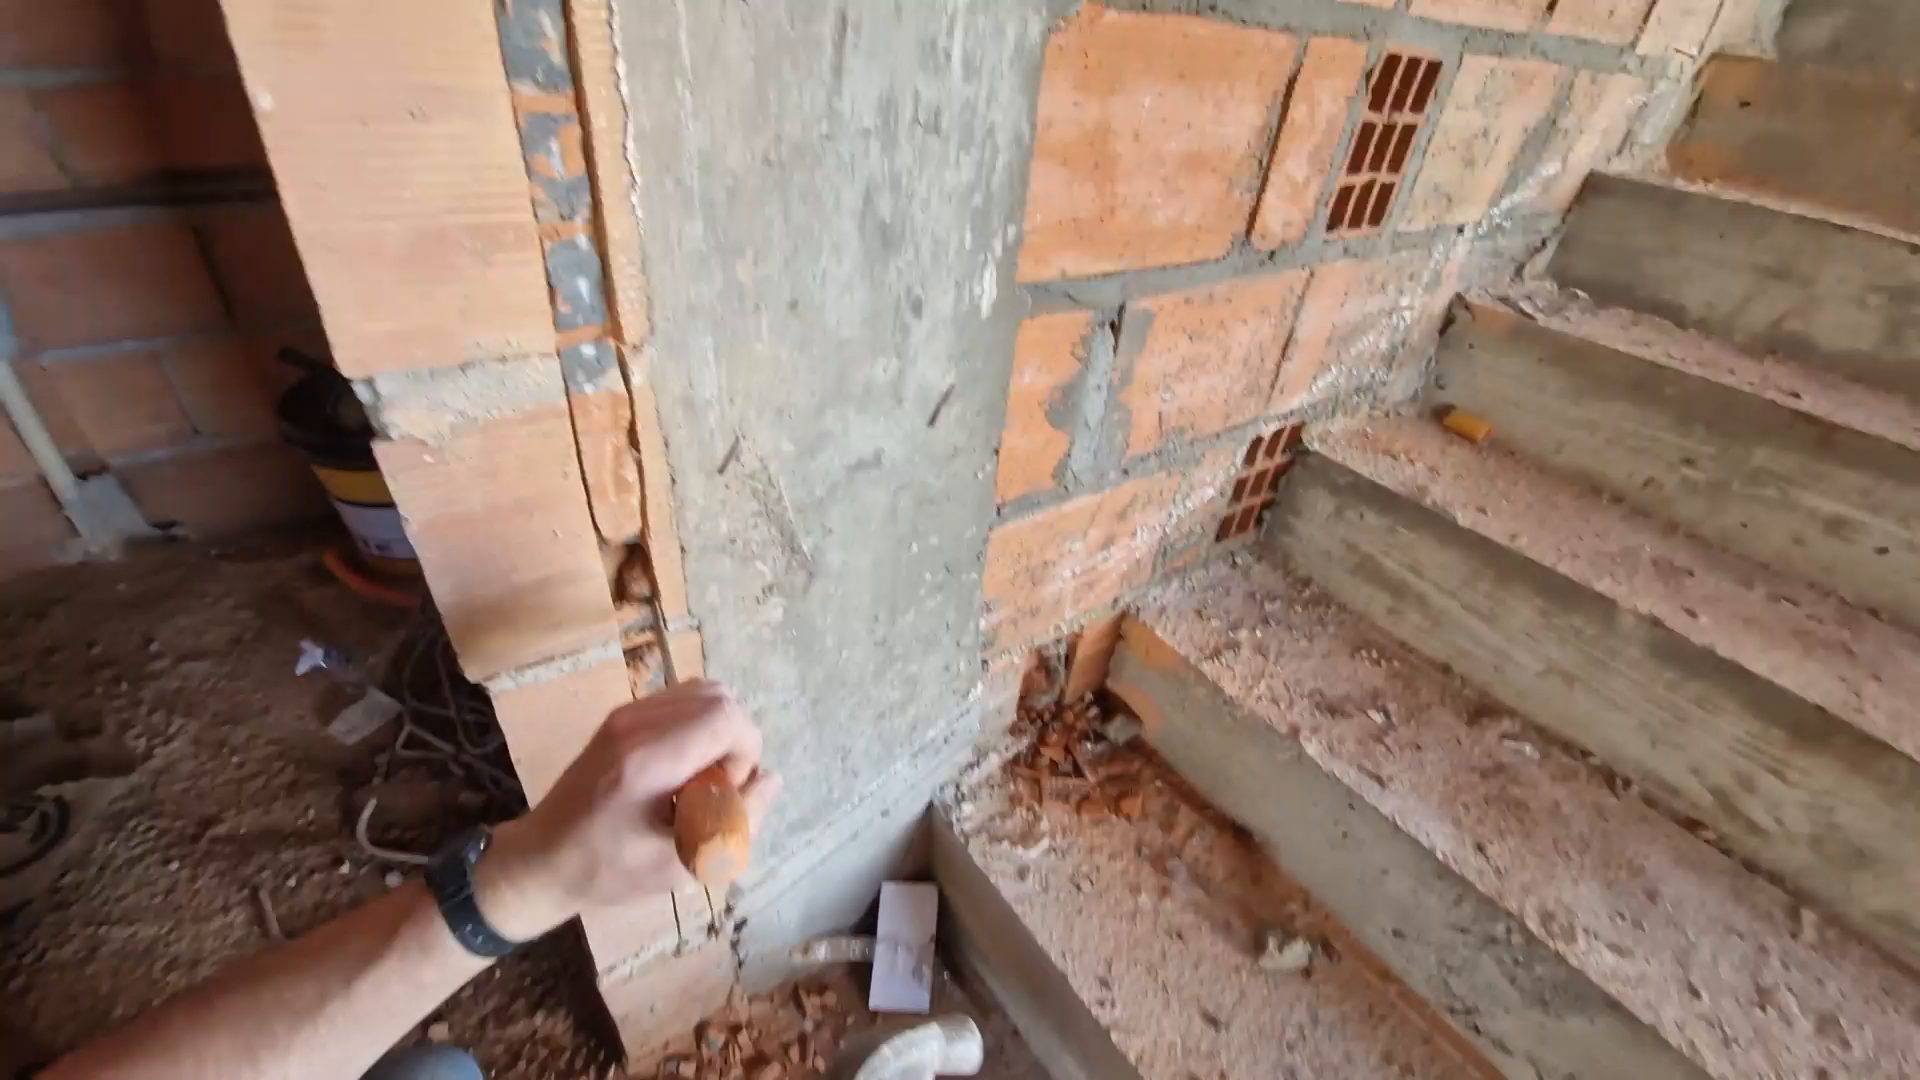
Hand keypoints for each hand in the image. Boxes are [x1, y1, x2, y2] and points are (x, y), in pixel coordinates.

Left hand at [472, 679, 779, 941]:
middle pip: (721, 698)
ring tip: (701, 772)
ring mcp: (627, 712)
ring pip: (706, 691)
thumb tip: (771, 777)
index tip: (725, 791)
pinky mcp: (624, 713)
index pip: (726, 717)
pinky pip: (685, 697)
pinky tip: (684, 762)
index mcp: (648, 762)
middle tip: (715, 785)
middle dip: (736, 740)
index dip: (745, 751)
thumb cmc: (609, 870)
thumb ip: (736, 822)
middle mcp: (637, 724)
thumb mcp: (679, 865)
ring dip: (720, 729)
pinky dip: (701, 723)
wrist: (540, 859)